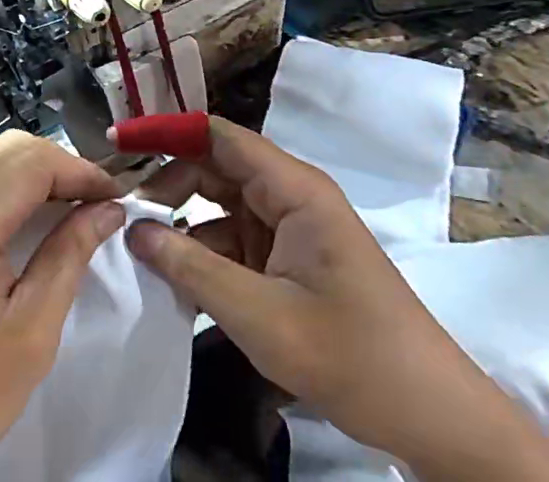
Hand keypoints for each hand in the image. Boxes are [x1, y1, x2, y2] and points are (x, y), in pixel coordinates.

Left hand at [0, 131, 125, 481]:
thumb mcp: (31, 329)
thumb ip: (70, 255)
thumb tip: (108, 209)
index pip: (33, 162)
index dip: (82, 172)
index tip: (121, 198)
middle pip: (11, 150)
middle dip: (62, 166)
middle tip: (101, 203)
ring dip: (37, 172)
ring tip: (77, 208)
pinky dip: (11, 185)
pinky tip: (36, 217)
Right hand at [129, 117, 548, 481]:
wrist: (431, 417)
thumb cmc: (351, 355)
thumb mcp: (259, 314)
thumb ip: (190, 267)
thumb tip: (133, 230)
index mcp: (294, 190)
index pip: (218, 135)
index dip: (165, 131)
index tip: (117, 141)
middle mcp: (291, 197)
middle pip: (214, 167)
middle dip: (167, 183)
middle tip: (121, 207)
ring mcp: (291, 227)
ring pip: (220, 204)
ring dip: (182, 221)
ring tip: (139, 246)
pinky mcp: (289, 258)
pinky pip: (233, 238)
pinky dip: (202, 251)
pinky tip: (176, 278)